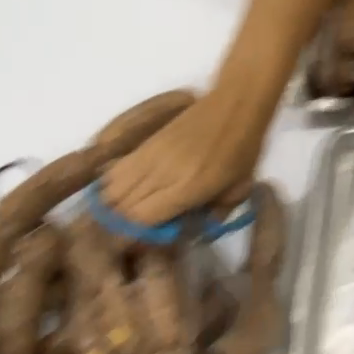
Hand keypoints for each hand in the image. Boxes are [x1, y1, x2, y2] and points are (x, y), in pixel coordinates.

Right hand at [100, 69, 276, 224]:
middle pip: (120, 206)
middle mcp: (160, 174)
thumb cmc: (242, 151)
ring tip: (122, 218)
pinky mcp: (143, 144)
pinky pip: (114, 169)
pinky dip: (111, 186)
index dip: (133, 237)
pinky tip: (122, 194)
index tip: (138, 247)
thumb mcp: (238, 190)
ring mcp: (148, 156)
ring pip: (110, 188)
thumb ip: (216, 215)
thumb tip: (192, 233)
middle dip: (119, 226)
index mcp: (186, 189)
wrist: (233, 107)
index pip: (140, 219)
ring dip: (112, 206)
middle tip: (128, 236)